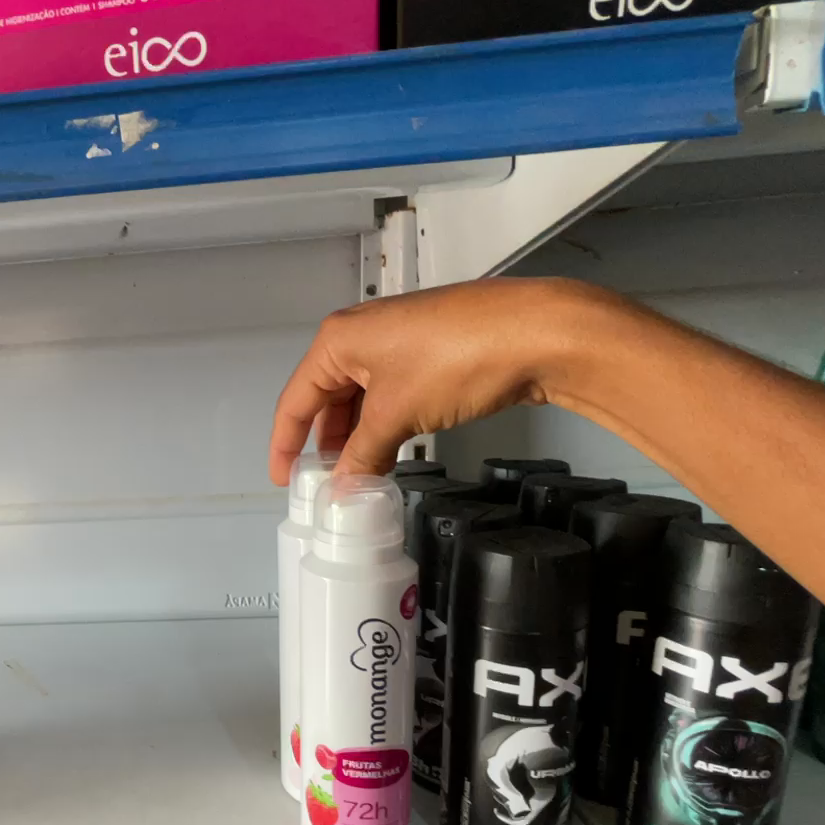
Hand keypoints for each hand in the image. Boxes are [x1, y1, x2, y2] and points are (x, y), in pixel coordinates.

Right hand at [267, 277, 635, 483]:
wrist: (542, 332)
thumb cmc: (454, 362)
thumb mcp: (397, 415)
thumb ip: (361, 456)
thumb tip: (341, 492)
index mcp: (337, 341)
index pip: (296, 400)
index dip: (285, 444)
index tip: (283, 481)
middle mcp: (360, 335)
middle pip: (326, 398)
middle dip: (325, 442)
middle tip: (327, 483)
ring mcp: (396, 340)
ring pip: (359, 398)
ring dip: (357, 437)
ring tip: (359, 473)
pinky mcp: (427, 350)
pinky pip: (388, 393)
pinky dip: (383, 424)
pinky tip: (389, 450)